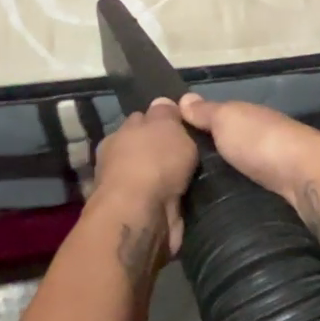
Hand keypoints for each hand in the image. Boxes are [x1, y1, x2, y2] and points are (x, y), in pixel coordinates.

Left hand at [93, 98, 197, 256]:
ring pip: (155, 176)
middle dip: (165, 150)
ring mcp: (128, 191)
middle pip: (147, 149)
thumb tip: (161, 103)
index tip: (184, 125)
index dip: (162, 121)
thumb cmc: (153, 162)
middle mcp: (119, 161)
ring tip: (201, 176)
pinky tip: (192, 196)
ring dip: (170, 177)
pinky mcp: (139, 216)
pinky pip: (160, 200)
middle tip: (196, 152)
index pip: (141, 120)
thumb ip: (165, 114)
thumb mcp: (165, 125)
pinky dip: (172, 199)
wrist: (142, 217)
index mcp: (119, 135)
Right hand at [179, 94, 319, 201]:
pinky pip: (249, 193)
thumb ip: (207, 111)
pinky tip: (217, 209)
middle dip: (206, 162)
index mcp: (249, 119)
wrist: (305, 177)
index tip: (168, 148)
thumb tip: (184, 97)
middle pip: (228, 150)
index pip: (218, 122)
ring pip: (238, 174)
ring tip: (188, 201)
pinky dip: (236, 197)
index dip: (195, 131)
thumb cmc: (261, 140)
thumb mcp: (227, 119)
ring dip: (221, 182)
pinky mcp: (277, 195)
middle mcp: (261, 141)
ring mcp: (271, 169)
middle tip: (173, 181)